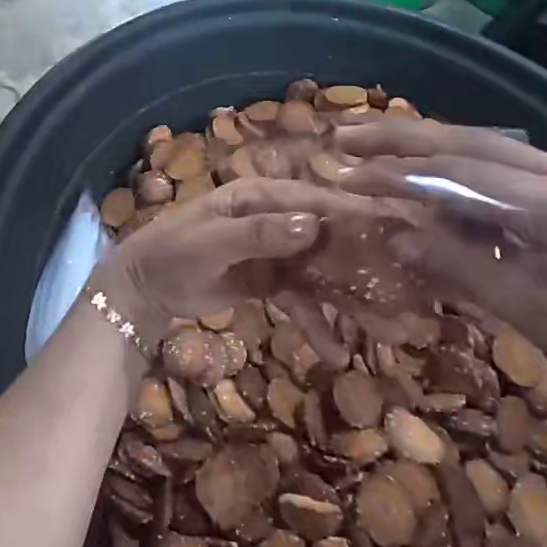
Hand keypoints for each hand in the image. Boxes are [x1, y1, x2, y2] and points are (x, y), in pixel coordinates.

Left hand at [86, 178, 404, 351]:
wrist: (141, 287)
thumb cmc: (172, 251)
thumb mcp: (211, 241)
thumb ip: (259, 234)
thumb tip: (313, 225)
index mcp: (260, 196)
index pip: (315, 201)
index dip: (353, 215)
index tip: (394, 230)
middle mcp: (275, 219)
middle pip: (326, 238)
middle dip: (361, 264)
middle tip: (405, 288)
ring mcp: (274, 252)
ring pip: (319, 272)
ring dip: (347, 299)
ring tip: (384, 330)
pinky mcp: (269, 281)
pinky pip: (299, 298)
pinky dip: (315, 322)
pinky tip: (335, 350)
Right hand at [337, 119, 546, 419]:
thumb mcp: (530, 311)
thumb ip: (459, 265)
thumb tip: (393, 234)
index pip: (466, 174)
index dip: (401, 173)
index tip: (348, 172)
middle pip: (475, 144)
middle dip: (406, 139)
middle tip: (348, 133)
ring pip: (490, 154)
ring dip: (432, 155)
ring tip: (376, 153)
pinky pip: (510, 178)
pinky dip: (464, 183)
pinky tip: (432, 192)